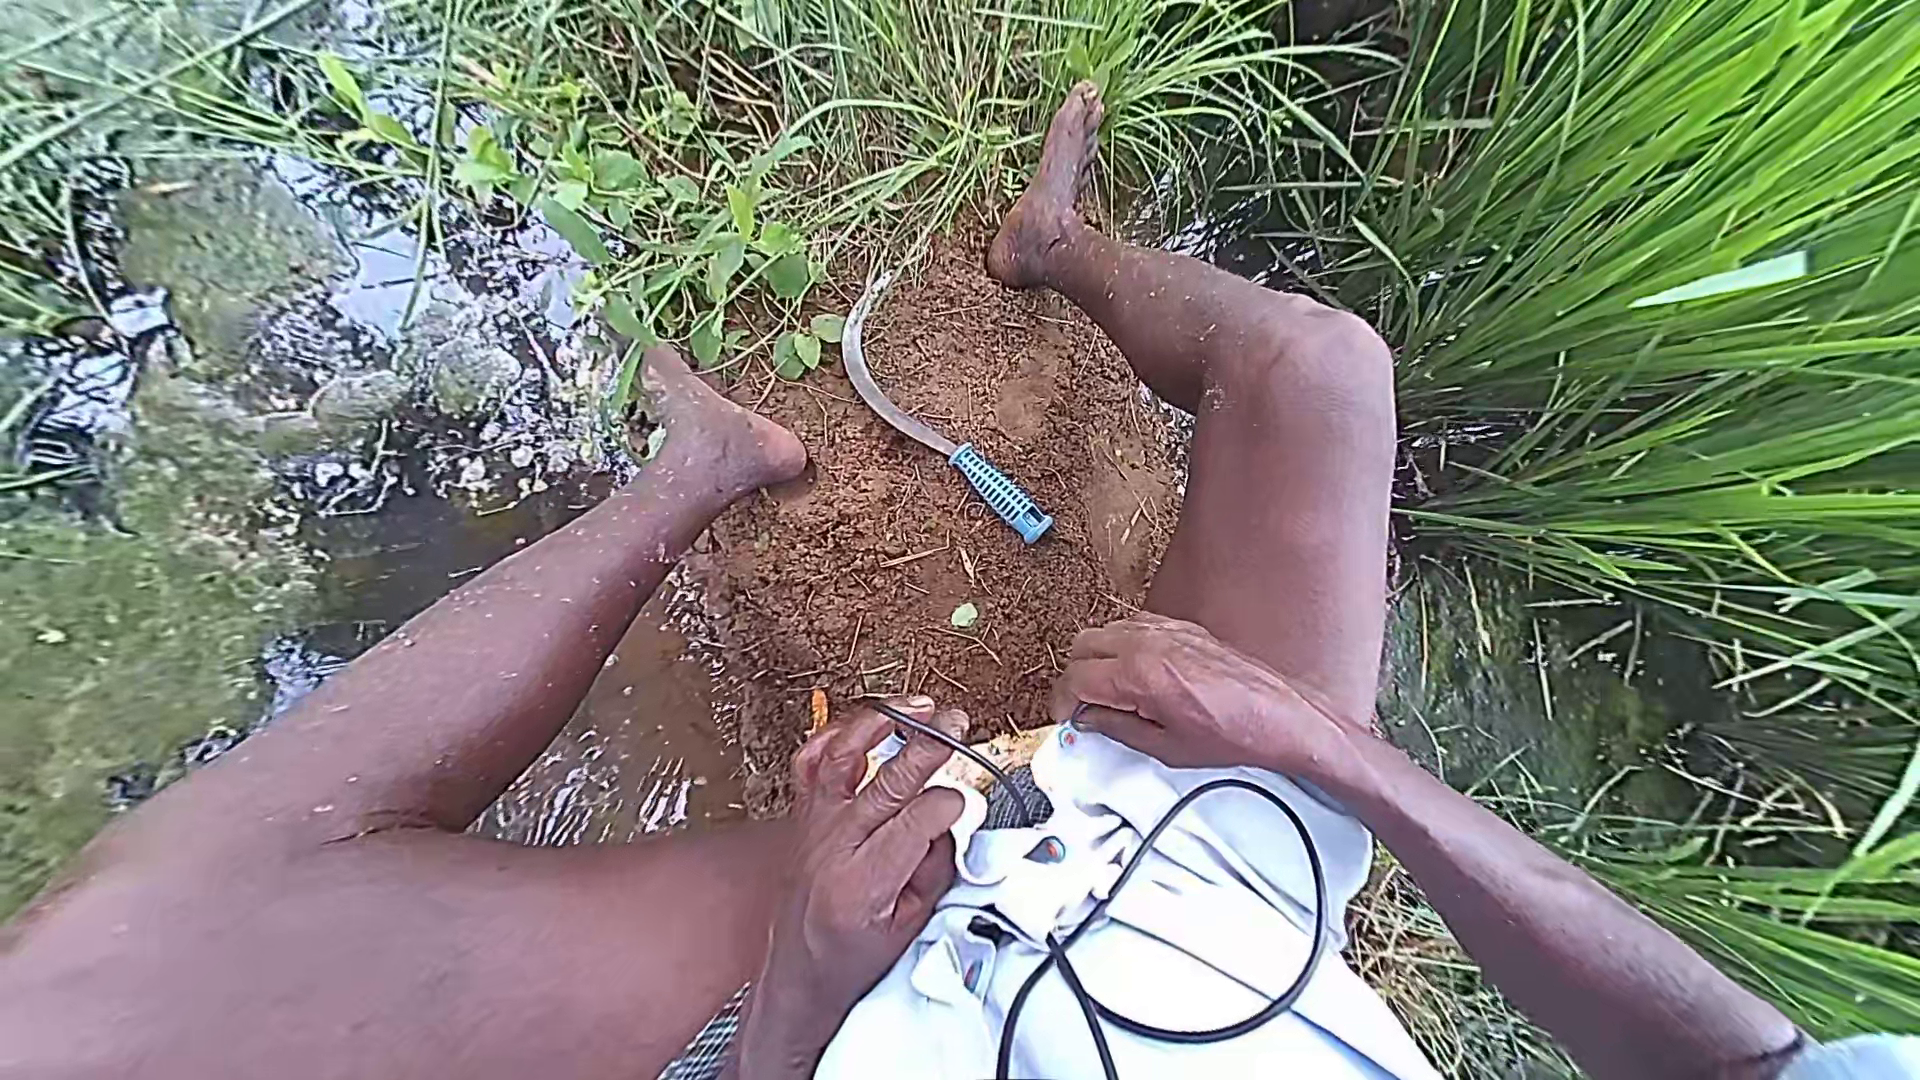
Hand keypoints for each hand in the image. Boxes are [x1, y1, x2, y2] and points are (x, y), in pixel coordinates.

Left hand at [731, 697, 966, 1078]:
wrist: (796, 973)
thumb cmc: (850, 956)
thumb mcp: (909, 925)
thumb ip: (934, 865)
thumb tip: (949, 816)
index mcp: (862, 884)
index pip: (914, 823)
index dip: (947, 802)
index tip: (964, 797)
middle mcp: (832, 845)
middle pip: (887, 780)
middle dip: (929, 745)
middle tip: (956, 725)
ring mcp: (813, 822)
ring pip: (843, 754)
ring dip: (882, 722)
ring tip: (915, 706)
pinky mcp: (803, 811)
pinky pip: (811, 759)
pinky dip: (835, 734)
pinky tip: (862, 722)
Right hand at [1047, 613, 1365, 774]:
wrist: (1281, 716)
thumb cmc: (1232, 735)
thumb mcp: (1166, 747)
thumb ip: (1116, 727)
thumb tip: (1086, 719)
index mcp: (1139, 676)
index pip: (1075, 677)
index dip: (1063, 700)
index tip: (1066, 716)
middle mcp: (1146, 643)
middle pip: (1081, 647)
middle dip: (1075, 677)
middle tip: (1085, 705)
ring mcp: (1163, 629)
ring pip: (1102, 631)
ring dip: (1096, 658)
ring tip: (1110, 689)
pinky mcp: (1179, 625)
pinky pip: (1130, 624)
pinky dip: (1120, 644)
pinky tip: (1135, 670)